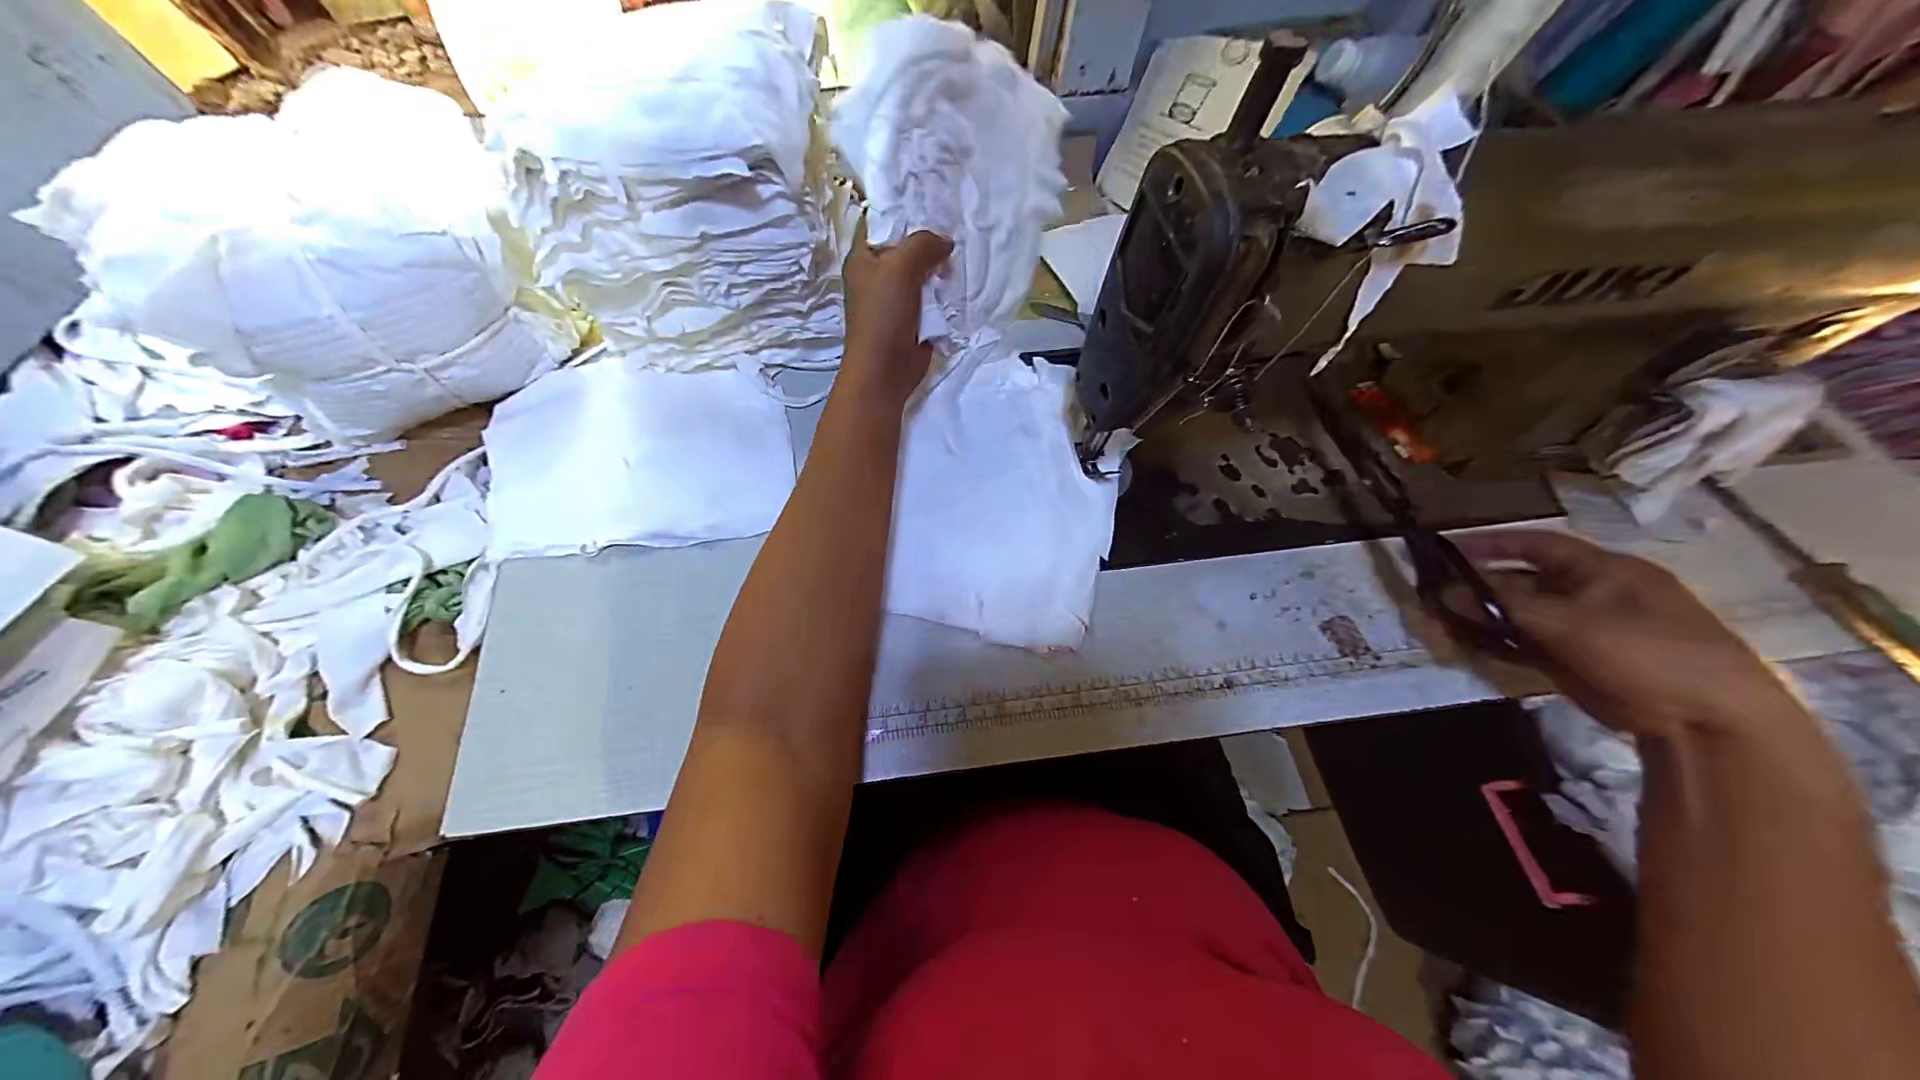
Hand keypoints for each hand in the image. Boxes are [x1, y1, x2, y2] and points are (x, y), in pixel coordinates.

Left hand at [840, 226, 952, 406]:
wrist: (885, 370)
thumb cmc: (883, 316)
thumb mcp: (899, 268)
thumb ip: (922, 244)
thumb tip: (946, 242)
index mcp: (863, 258)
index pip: (881, 222)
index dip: (903, 208)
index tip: (933, 199)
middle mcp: (878, 276)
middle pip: (907, 248)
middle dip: (930, 241)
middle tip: (957, 227)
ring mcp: (897, 298)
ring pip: (923, 273)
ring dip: (941, 268)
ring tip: (963, 255)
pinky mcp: (914, 318)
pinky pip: (933, 298)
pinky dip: (945, 293)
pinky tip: (962, 283)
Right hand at [1455, 530, 1808, 740]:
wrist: (1708, 722)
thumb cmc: (1648, 652)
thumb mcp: (1570, 622)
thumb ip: (1504, 605)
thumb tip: (1444, 591)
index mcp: (1602, 569)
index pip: (1535, 544)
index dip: (1490, 543)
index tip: (1445, 548)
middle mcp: (1590, 593)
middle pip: (1520, 581)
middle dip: (1476, 587)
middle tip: (1433, 595)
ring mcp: (1584, 629)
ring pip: (1518, 616)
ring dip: (1480, 619)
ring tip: (1441, 625)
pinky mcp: (1577, 661)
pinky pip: (1525, 644)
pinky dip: (1496, 644)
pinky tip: (1468, 647)